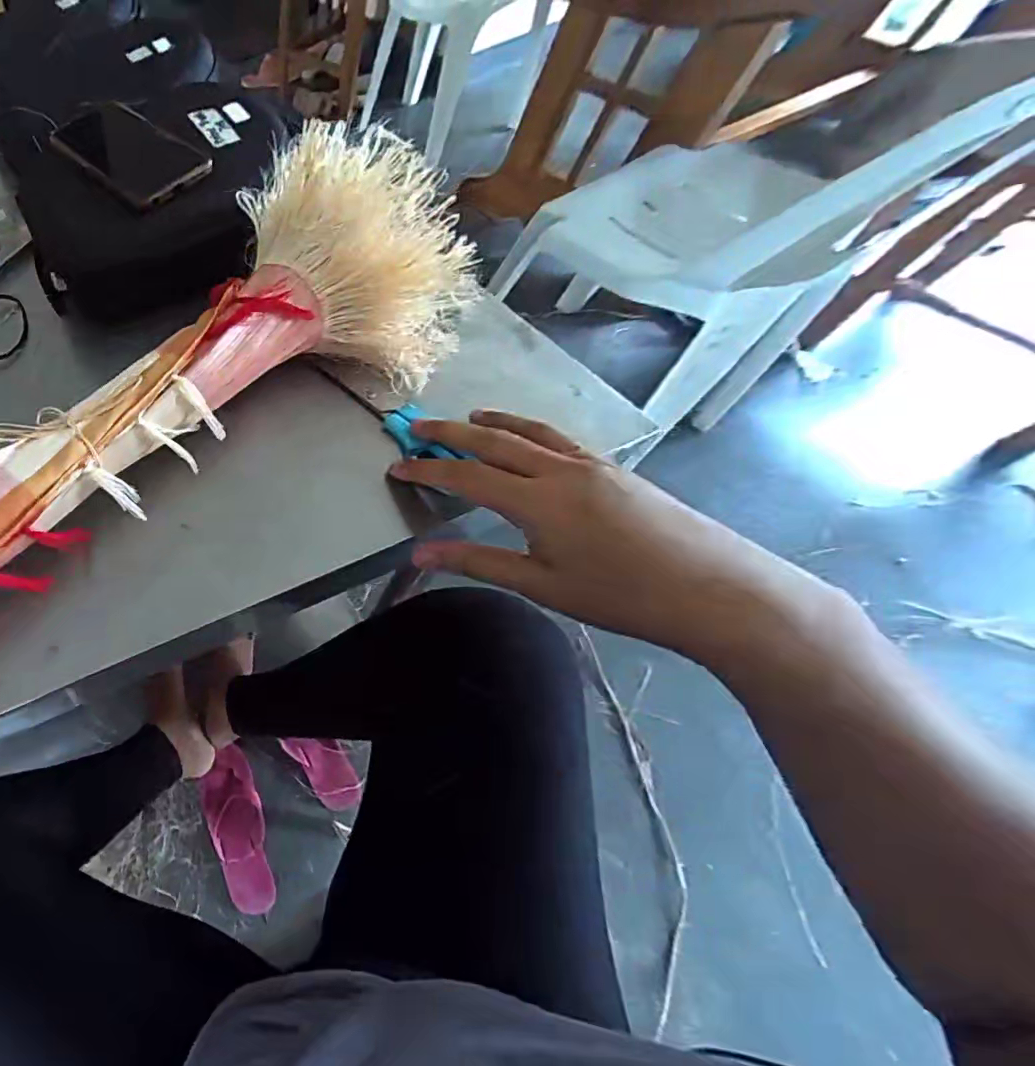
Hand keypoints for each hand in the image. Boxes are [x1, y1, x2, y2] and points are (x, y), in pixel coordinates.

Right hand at [391, 410, 847, 665]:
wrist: (722, 592)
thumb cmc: (623, 595)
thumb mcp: (540, 584)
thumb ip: (476, 561)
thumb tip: (419, 554)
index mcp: (538, 500)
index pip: (466, 475)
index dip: (426, 470)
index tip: (396, 466)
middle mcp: (562, 472)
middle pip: (494, 441)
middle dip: (450, 432)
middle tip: (416, 425)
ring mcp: (593, 467)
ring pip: (531, 432)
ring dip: (493, 422)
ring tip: (468, 417)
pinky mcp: (616, 471)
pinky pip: (560, 440)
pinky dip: (530, 431)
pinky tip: (527, 438)